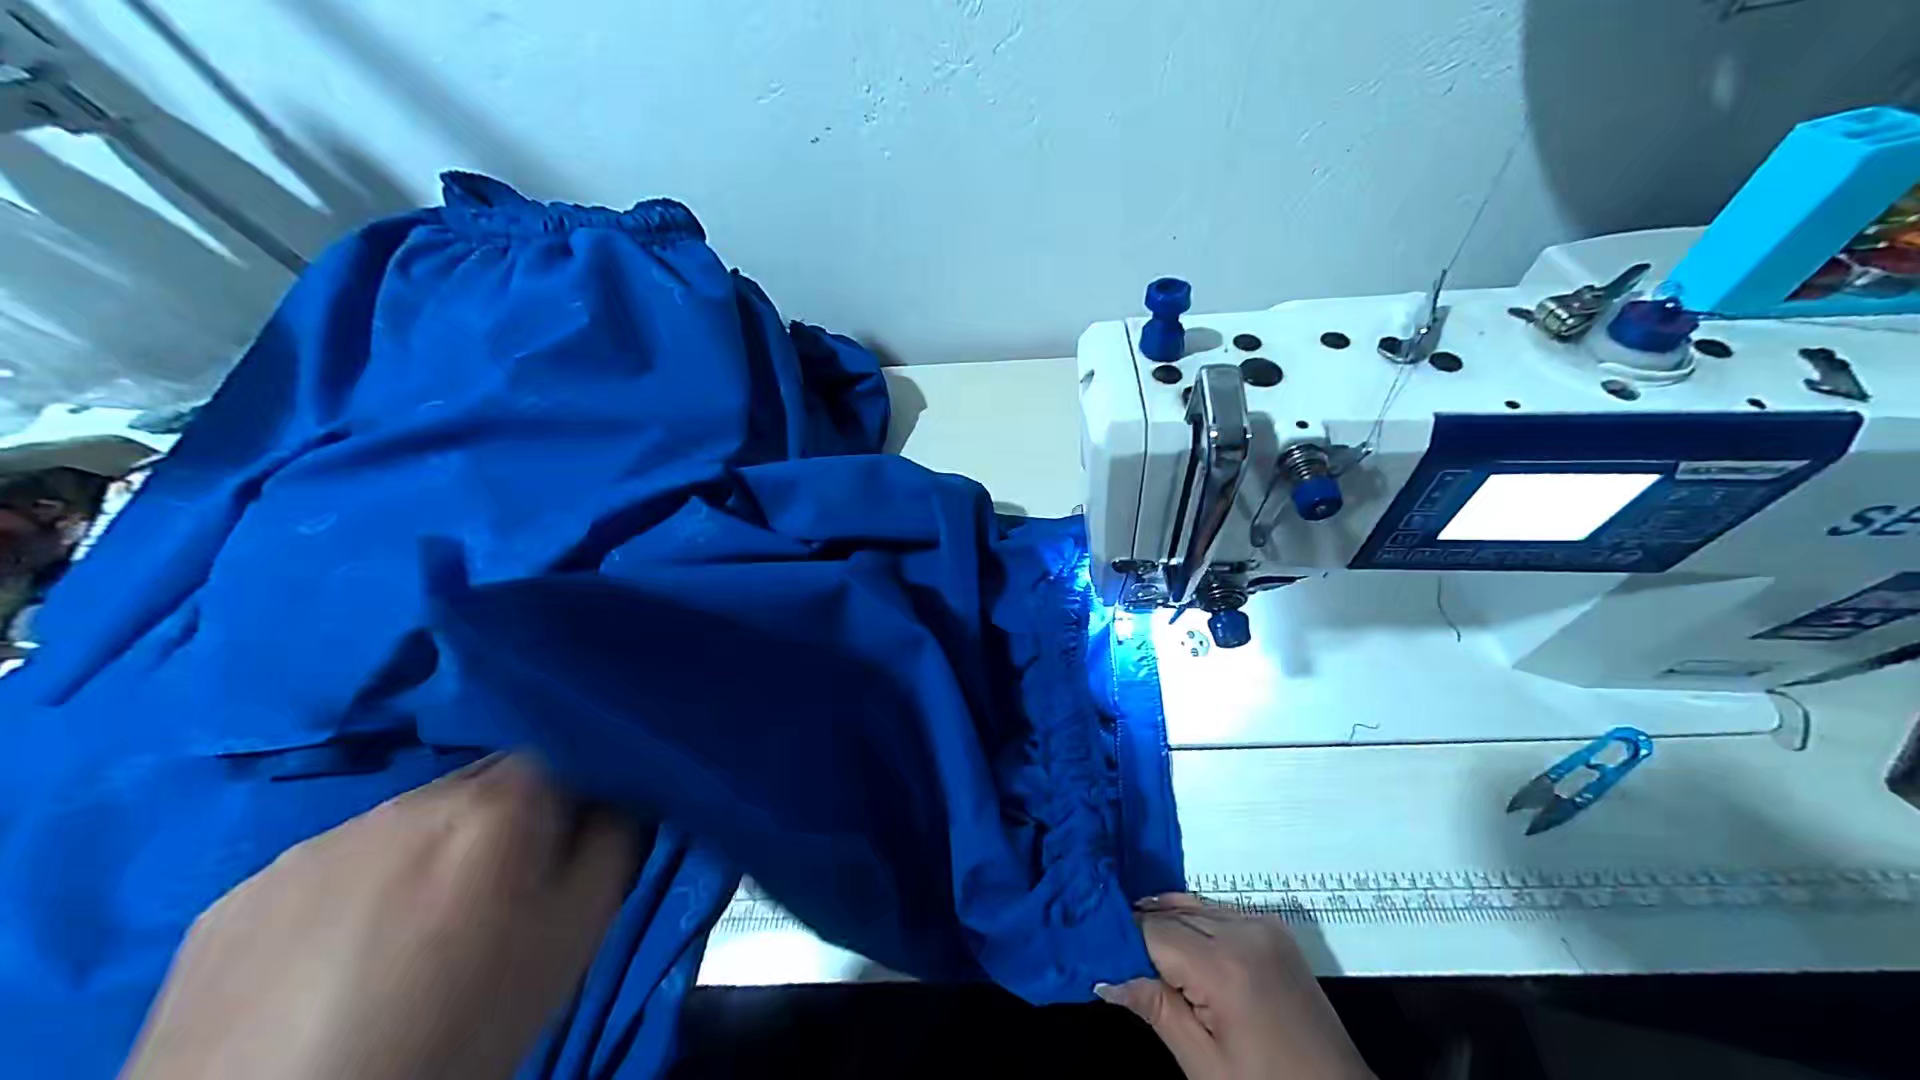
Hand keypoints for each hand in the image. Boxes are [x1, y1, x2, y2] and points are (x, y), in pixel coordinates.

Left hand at [119, 753, 637, 1079]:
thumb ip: (613, 844)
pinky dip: (352, 895)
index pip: (563, 755)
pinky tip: (339, 963)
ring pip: (406, 823)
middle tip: (500, 895)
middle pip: (485, 784)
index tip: (572, 843)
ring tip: (414, 937)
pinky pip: (329, 869)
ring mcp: (317, 843)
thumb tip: (615, 802)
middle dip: (505, 820)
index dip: (576, 795)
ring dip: (428, 855)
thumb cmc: (464, 1023)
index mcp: (497, 803)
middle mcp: (410, 800)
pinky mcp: (240, 894)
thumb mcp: (577, 934)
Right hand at [1097, 894, 1373, 1079]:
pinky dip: (1195, 920)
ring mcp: (1264, 924)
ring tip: (1139, 946)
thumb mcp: (1205, 1066)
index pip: (1153, 931)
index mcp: (1224, 965)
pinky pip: (1220, 910)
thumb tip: (1105, 980)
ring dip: (1166, 921)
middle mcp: (1244, 929)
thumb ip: (1156, 1011)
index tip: (1099, 952)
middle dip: (1142, 930)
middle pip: (1172, 913)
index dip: (1124, 942)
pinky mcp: (1276, 928)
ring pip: (1193, 904)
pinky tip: (1180, 942)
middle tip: (1111, 950)